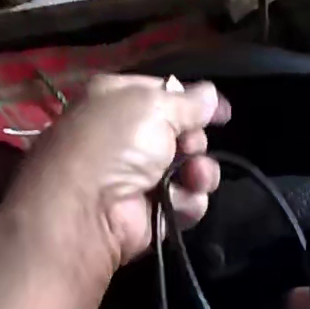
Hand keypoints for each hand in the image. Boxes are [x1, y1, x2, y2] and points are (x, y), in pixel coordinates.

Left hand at [2, 74, 229, 275]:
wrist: (88, 210)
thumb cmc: (114, 144)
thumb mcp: (152, 105)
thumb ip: (189, 101)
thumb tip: (211, 95)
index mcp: (119, 102)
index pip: (165, 94)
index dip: (195, 102)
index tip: (221, 112)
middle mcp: (127, 139)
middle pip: (183, 135)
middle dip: (195, 142)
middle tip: (189, 147)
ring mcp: (140, 180)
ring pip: (191, 171)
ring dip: (199, 174)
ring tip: (192, 177)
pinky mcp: (152, 214)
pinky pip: (187, 204)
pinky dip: (187, 204)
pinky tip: (176, 203)